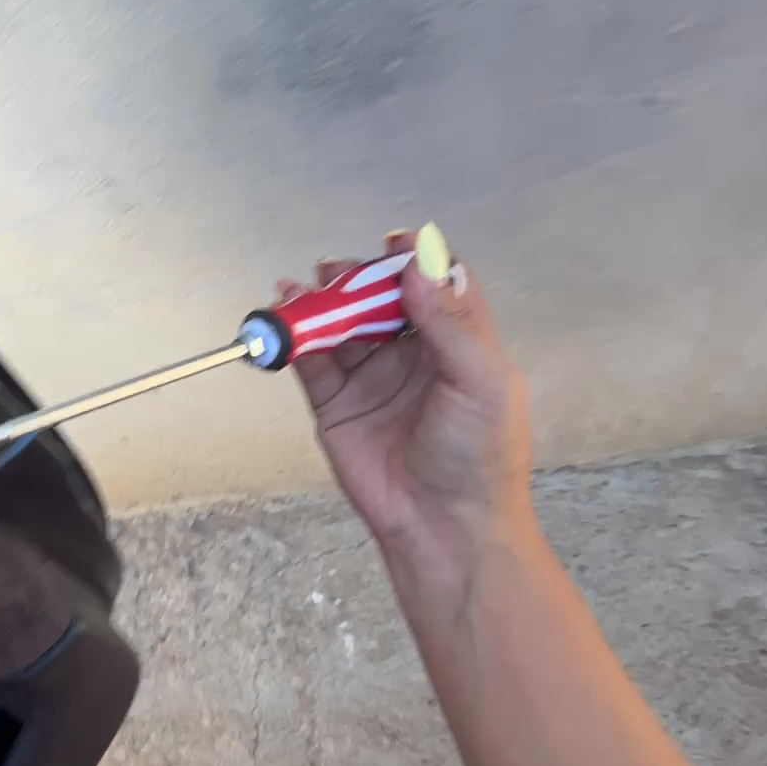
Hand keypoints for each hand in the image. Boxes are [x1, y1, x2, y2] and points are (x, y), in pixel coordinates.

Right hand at [282, 226, 533, 620]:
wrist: (439, 522)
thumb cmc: (479, 454)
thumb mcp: (483, 381)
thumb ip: (450, 323)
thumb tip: (417, 267)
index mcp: (455, 344)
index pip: (432, 288)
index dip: (411, 262)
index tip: (391, 243)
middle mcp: (408, 355)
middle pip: (375, 302)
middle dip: (353, 281)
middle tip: (334, 273)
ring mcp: (367, 378)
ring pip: (337, 328)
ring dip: (317, 306)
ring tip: (298, 291)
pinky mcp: (333, 402)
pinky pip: (310, 363)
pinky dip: (293, 342)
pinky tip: (283, 323)